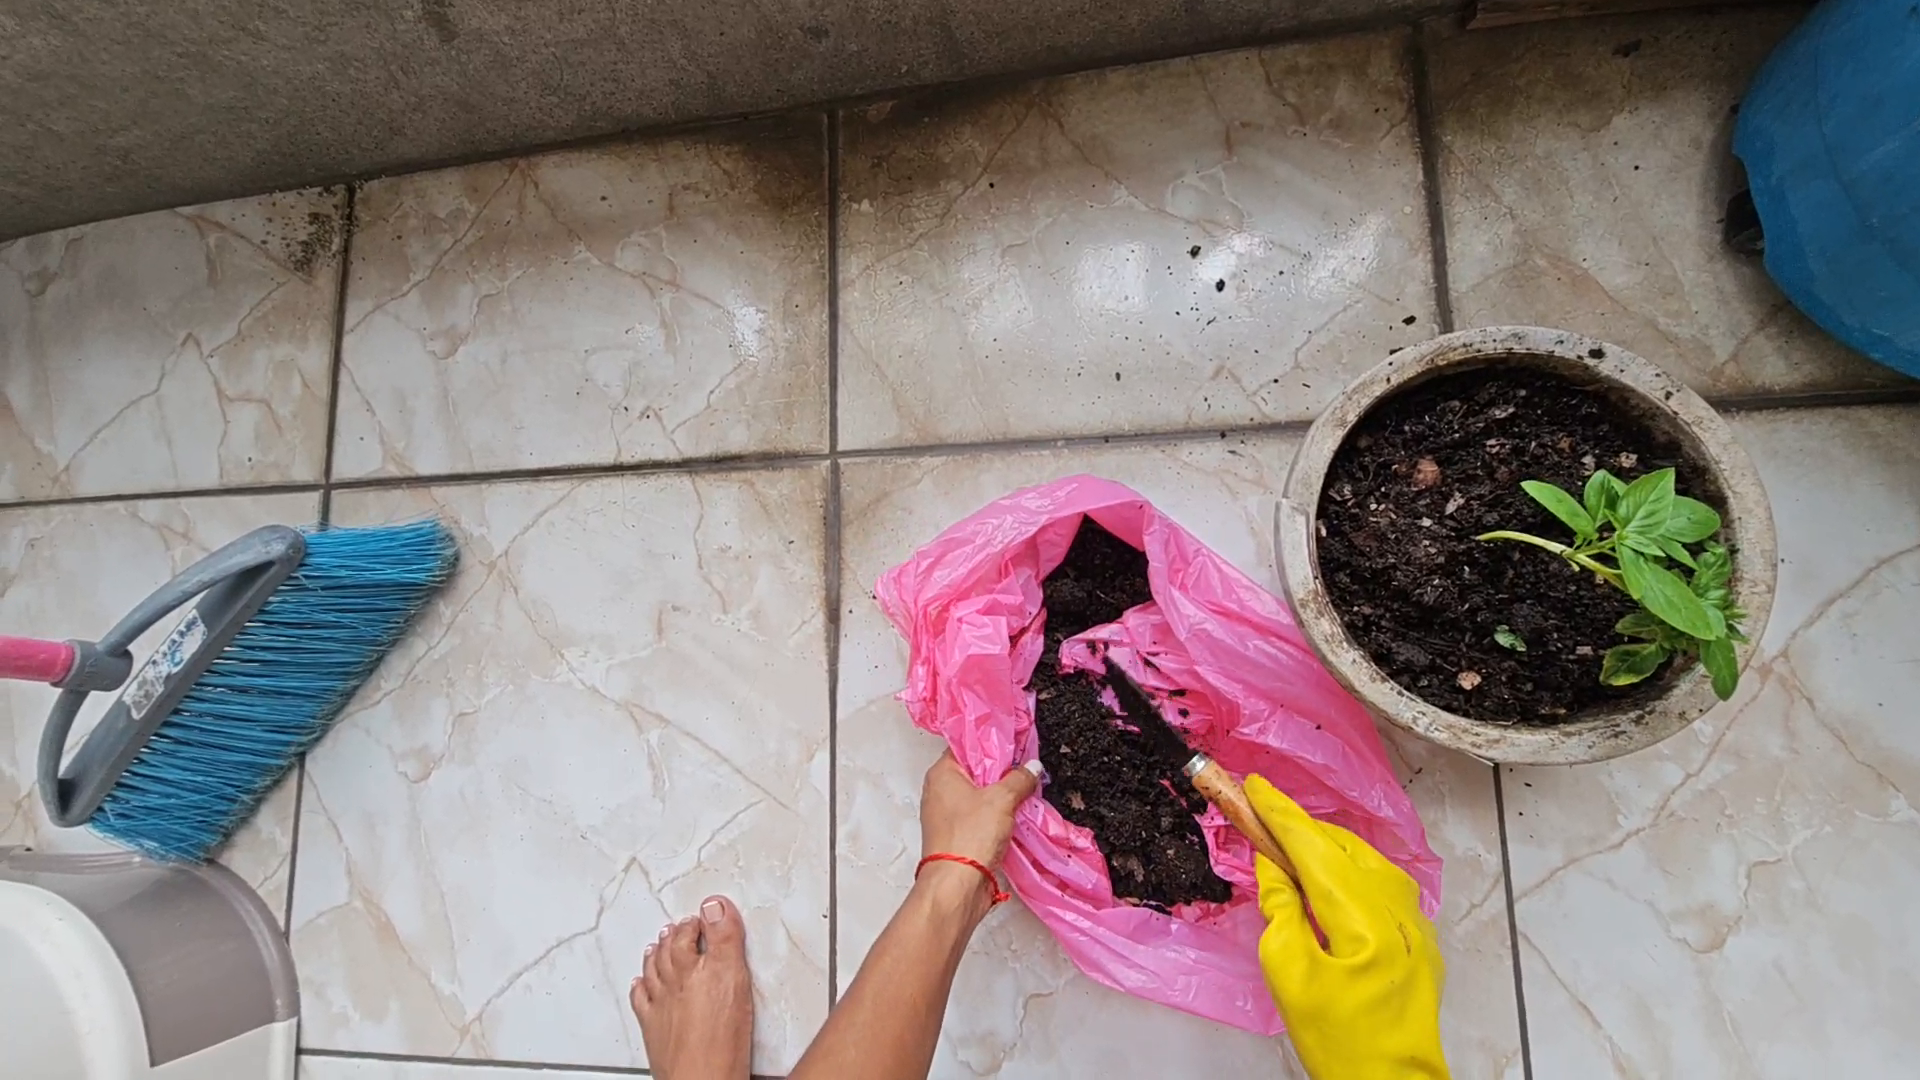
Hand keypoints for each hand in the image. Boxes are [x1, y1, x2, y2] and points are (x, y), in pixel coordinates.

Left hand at [919, 751, 1039, 868]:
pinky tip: (1014, 817)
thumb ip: (1019, 778)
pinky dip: (994, 816)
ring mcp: (945, 815)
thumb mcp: (1002, 799)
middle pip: (974, 772)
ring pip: (977, 796)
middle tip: (1024, 770)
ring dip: (999, 797)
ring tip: (1024, 793)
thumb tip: (1032, 767)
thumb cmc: (971, 836)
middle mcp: (938, 791)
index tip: (1015, 746)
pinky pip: (978, 817)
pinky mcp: (955, 836)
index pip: (967, 746)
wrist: (957, 886)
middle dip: (999, 773)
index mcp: (941, 773)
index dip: (992, 744)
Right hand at [1246, 774, 1449, 1079]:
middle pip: (1342, 846)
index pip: (1314, 848)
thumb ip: (1279, 905)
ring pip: (1363, 859)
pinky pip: (1377, 880)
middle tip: (1258, 818)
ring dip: (1321, 844)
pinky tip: (1322, 876)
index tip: (1253, 784)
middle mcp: (1399, 911)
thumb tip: (1273, 864)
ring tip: (1284, 846)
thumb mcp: (1287, 970)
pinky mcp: (1418, 937)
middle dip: (1298, 827)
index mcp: (1366, 920)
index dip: (1280, 813)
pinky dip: (1343, 865)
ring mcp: (1415, 923)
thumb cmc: (1334, 1037)